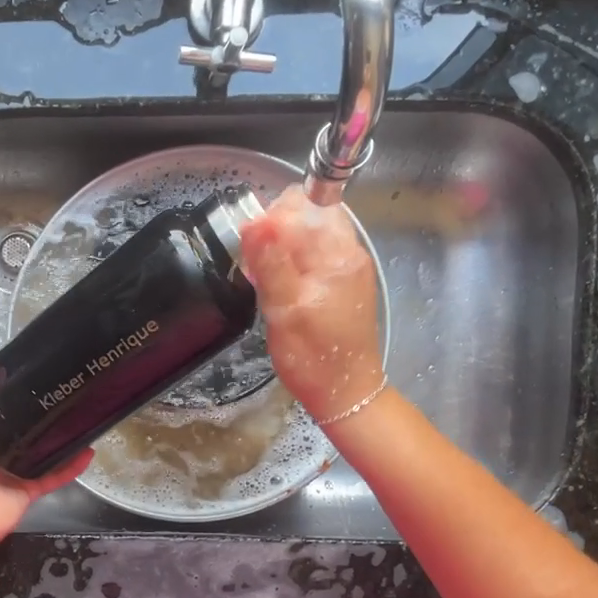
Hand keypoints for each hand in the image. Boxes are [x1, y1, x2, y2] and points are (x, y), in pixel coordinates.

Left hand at [0, 359, 92, 545]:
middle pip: (25, 420)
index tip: (36, 361)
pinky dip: (73, 464)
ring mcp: (18, 466)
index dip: (12, 381)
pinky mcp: (32, 487)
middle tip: (69, 382)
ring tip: (85, 410)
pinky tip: (89, 450)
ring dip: (63, 432)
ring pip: (45, 445)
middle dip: (43, 405)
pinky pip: (57, 473)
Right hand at [240, 186, 387, 421]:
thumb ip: (271, 264)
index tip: (249, 246)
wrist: (346, 393)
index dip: (270, 217)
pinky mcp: (343, 283)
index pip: (302, 205)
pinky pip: (315, 255)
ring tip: (263, 275)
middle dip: (276, 229)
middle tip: (254, 262)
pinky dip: (293, 261)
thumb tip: (256, 221)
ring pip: (310, 234)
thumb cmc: (314, 357)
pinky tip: (279, 286)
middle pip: (308, 214)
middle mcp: (348, 252)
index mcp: (336, 254)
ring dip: (282, 246)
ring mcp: (348, 267)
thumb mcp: (285, 311)